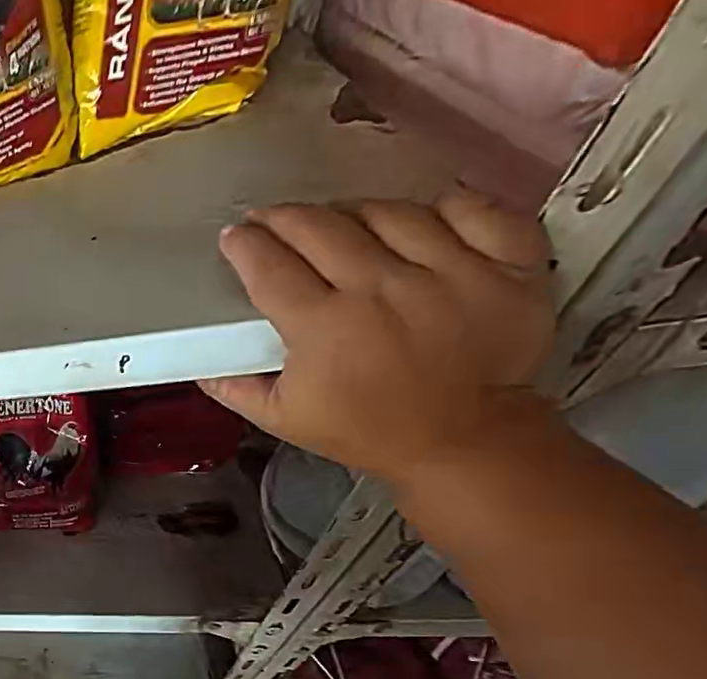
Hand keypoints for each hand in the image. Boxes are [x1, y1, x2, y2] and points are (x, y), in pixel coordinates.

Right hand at [200, 191, 556, 481]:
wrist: (461, 441)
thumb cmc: (366, 431)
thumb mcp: (287, 421)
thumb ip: (238, 390)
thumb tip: (201, 367)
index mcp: (323, 328)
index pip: (269, 267)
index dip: (244, 245)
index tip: (235, 237)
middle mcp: (382, 288)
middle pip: (320, 227)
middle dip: (285, 217)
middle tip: (274, 221)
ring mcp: (450, 270)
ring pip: (389, 211)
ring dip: (355, 212)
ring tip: (344, 227)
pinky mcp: (505, 264)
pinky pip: (470, 209)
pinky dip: (443, 209)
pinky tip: (422, 224)